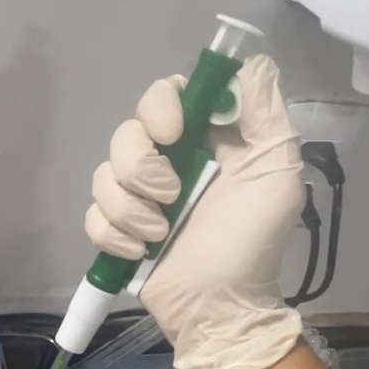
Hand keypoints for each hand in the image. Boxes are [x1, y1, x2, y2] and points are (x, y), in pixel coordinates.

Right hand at [85, 53, 305, 368]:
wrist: (220, 305)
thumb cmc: (252, 242)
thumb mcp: (276, 173)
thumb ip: (265, 115)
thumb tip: (250, 63)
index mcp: (204, 140)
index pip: (164, 96)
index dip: (160, 108)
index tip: (175, 135)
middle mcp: (166, 161)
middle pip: (125, 134)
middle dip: (141, 168)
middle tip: (172, 197)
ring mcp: (137, 197)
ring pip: (103, 175)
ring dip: (130, 209)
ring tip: (159, 235)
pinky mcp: (116, 230)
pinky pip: (92, 216)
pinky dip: (115, 236)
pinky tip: (140, 252)